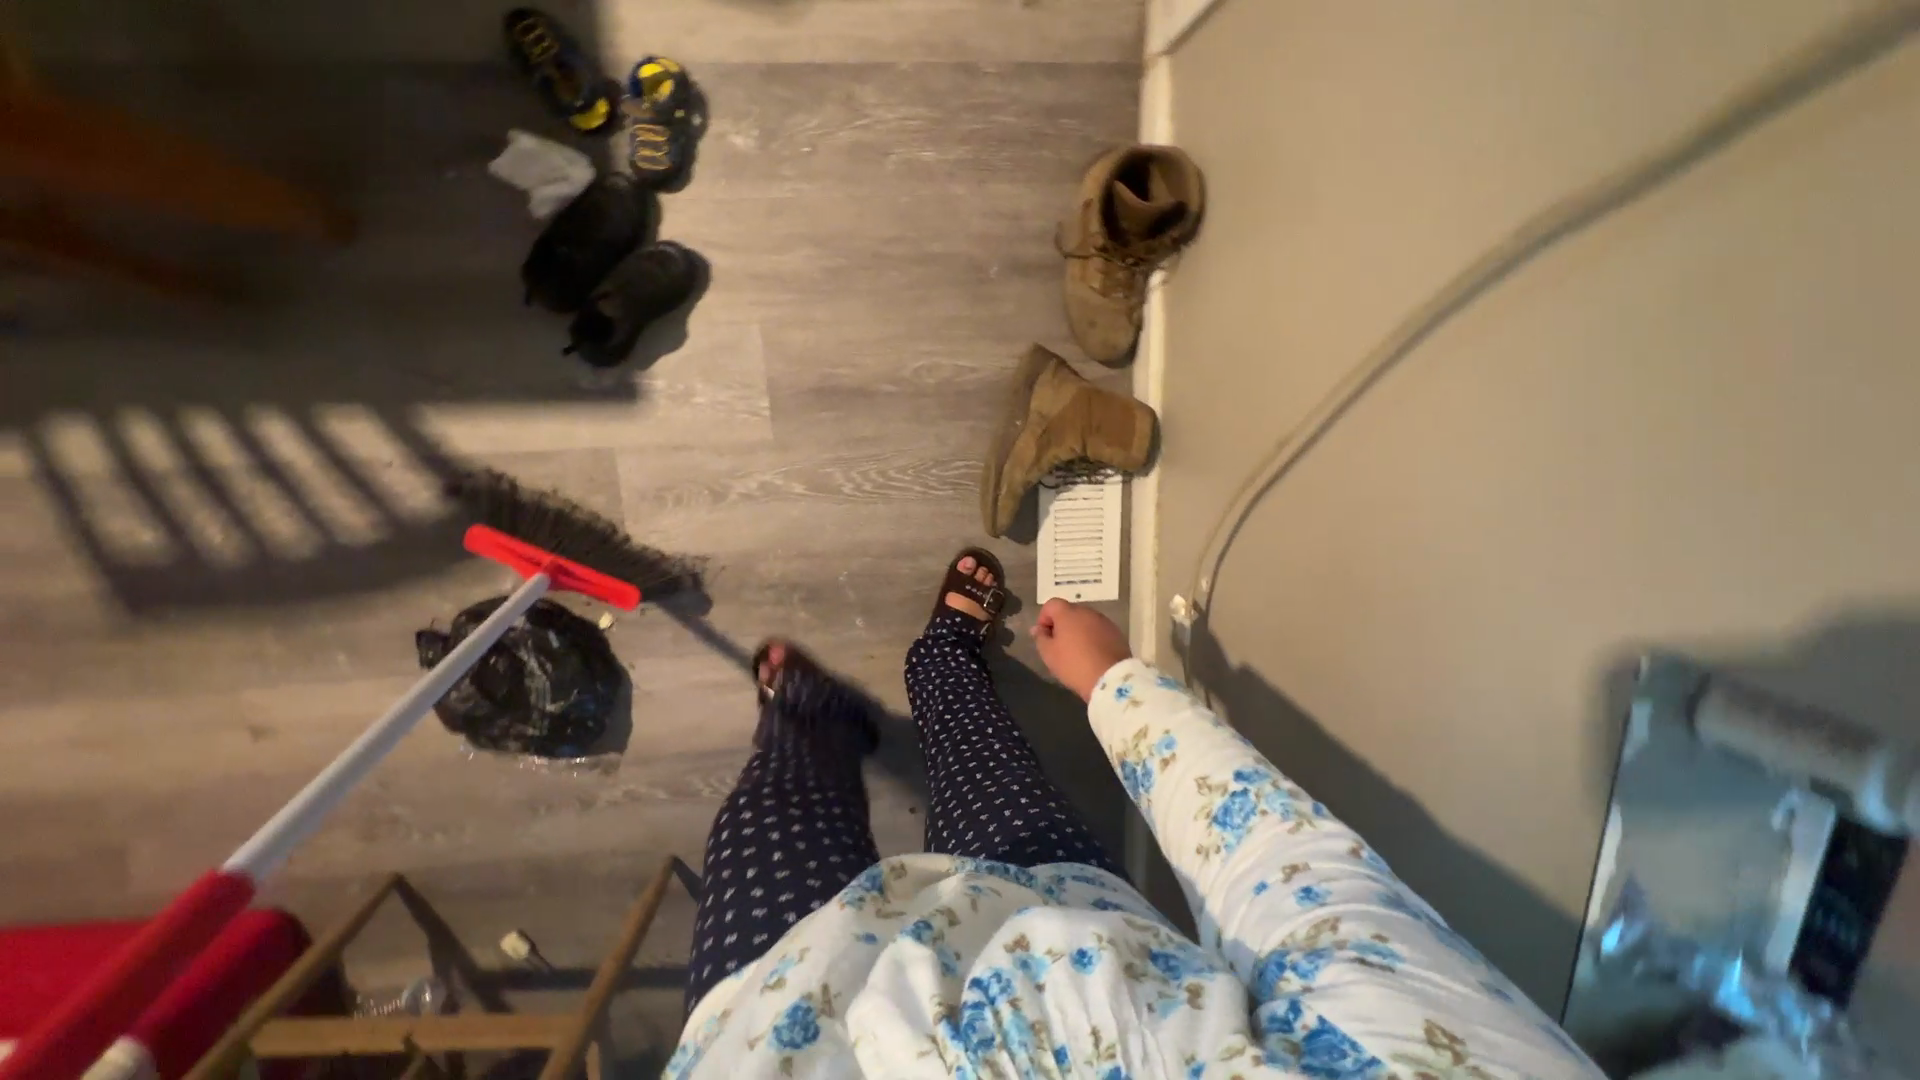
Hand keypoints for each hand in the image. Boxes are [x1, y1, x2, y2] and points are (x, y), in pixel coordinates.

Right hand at [1030, 598, 1132, 701]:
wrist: (1110, 678)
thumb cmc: (1074, 664)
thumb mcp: (1049, 654)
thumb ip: (1040, 638)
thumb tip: (1038, 628)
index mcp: (1068, 613)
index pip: (1051, 604)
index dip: (1044, 618)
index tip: (1044, 636)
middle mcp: (1087, 612)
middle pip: (1070, 612)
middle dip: (1062, 625)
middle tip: (1059, 646)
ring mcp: (1104, 621)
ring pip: (1085, 621)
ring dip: (1078, 631)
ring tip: (1076, 652)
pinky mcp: (1116, 633)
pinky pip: (1099, 630)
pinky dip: (1093, 638)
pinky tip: (1092, 655)